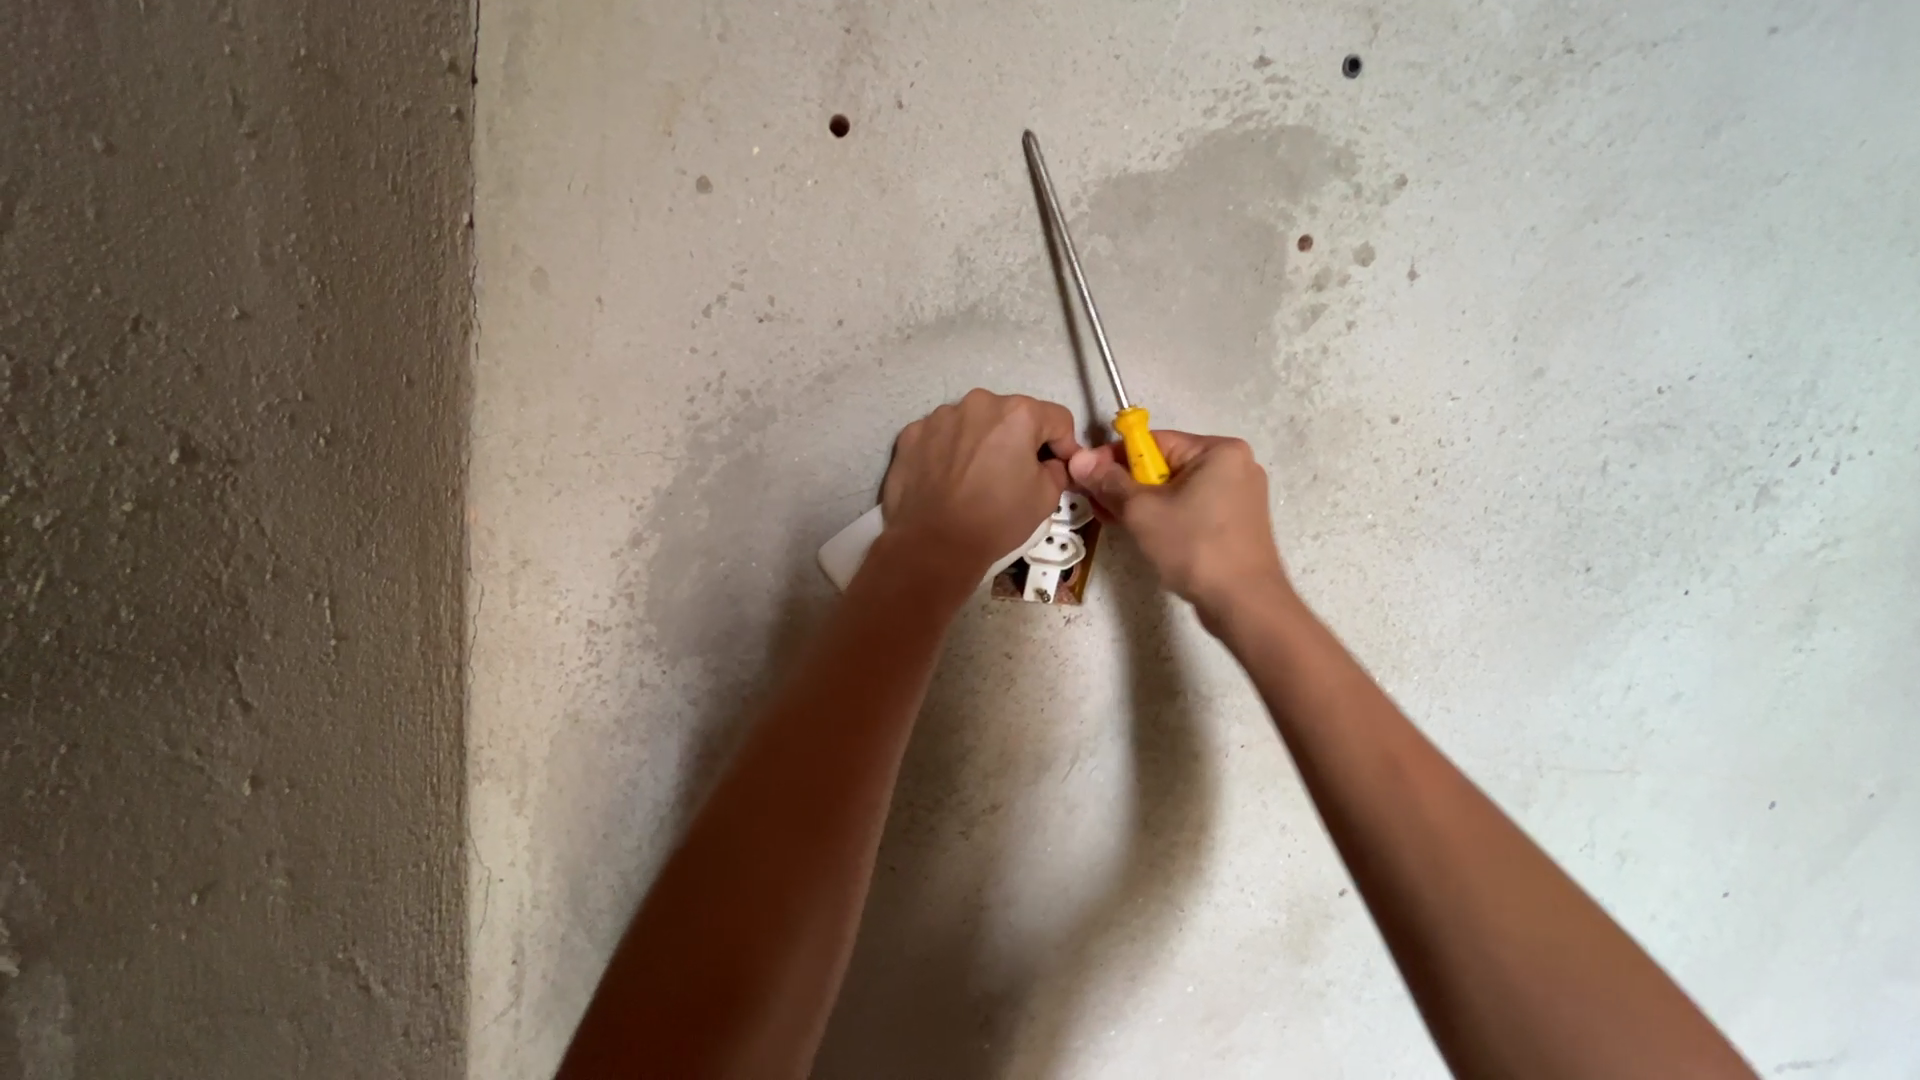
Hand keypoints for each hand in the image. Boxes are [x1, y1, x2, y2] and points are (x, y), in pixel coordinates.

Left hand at [881, 389, 1080, 579]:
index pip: (1057, 419)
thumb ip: (1057, 470)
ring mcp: (940, 416)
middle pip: (1010, 415)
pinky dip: (947, 450)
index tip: (1058, 467)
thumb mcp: (1047, 498)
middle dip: (1018, 440)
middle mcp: (978, 403)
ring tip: (974, 478)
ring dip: (980, 442)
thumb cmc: (997, 519)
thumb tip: (1052, 464)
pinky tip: (947, 479)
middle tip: (1013, 475)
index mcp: (1018, 414)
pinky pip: (940, 436)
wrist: (934, 544)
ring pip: (973, 423)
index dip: (1063, 445)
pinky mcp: (911, 434)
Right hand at [1068, 431, 1289, 622]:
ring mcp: (1239, 496)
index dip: (1114, 458)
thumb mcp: (1141, 511)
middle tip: (1097, 503)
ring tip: (1115, 521)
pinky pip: (1192, 509)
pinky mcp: (1237, 523)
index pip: (1153, 441)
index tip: (1085, 475)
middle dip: (1127, 484)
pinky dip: (1166, 517)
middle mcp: (1235, 465)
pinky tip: (1144, 534)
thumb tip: (1078, 459)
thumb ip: (1108, 482)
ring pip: (1176, 490)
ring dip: (1143, 504)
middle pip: (1165, 465)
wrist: (1244, 603)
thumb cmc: (1194, 547)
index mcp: (1218, 450)